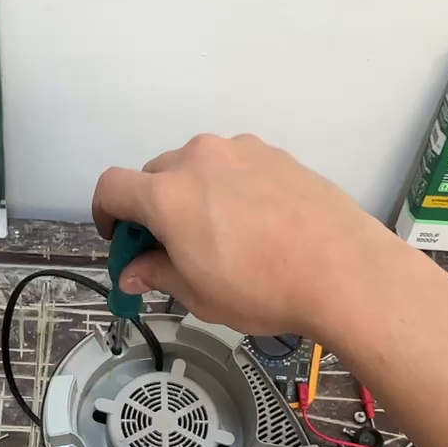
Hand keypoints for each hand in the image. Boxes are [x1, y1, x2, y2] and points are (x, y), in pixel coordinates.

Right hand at [91, 133, 412, 338]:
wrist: (342, 270)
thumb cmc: (264, 288)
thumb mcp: (198, 294)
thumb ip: (157, 274)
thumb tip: (134, 272)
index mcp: (168, 195)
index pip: (111, 187)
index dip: (105, 214)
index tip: (118, 238)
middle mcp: (199, 160)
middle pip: (154, 175)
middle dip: (152, 209)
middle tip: (170, 248)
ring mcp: (241, 152)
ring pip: (197, 168)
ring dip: (192, 196)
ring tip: (219, 237)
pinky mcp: (276, 155)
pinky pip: (236, 167)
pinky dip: (229, 189)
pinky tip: (255, 225)